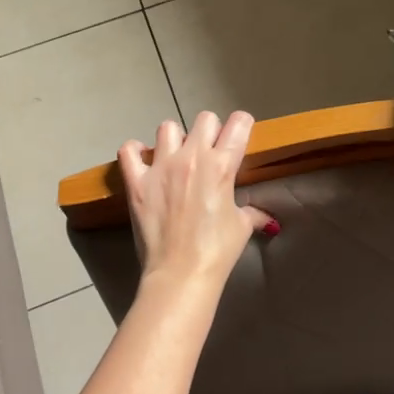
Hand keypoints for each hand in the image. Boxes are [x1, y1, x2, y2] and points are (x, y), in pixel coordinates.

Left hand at [118, 111, 272, 287]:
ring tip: (176, 157)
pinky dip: (135, 152)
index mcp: (222, 165)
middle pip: (205, 119)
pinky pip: (129, 150)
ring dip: (175, 139)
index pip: (239, 124)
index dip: (242, 126)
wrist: (180, 273)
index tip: (239, 136)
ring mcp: (161, 167)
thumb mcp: (241, 228)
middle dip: (210, 131)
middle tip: (209, 152)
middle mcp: (192, 157)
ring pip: (168, 128)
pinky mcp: (137, 181)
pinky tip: (143, 162)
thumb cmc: (217, 250)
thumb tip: (265, 219)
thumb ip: (252, 214)